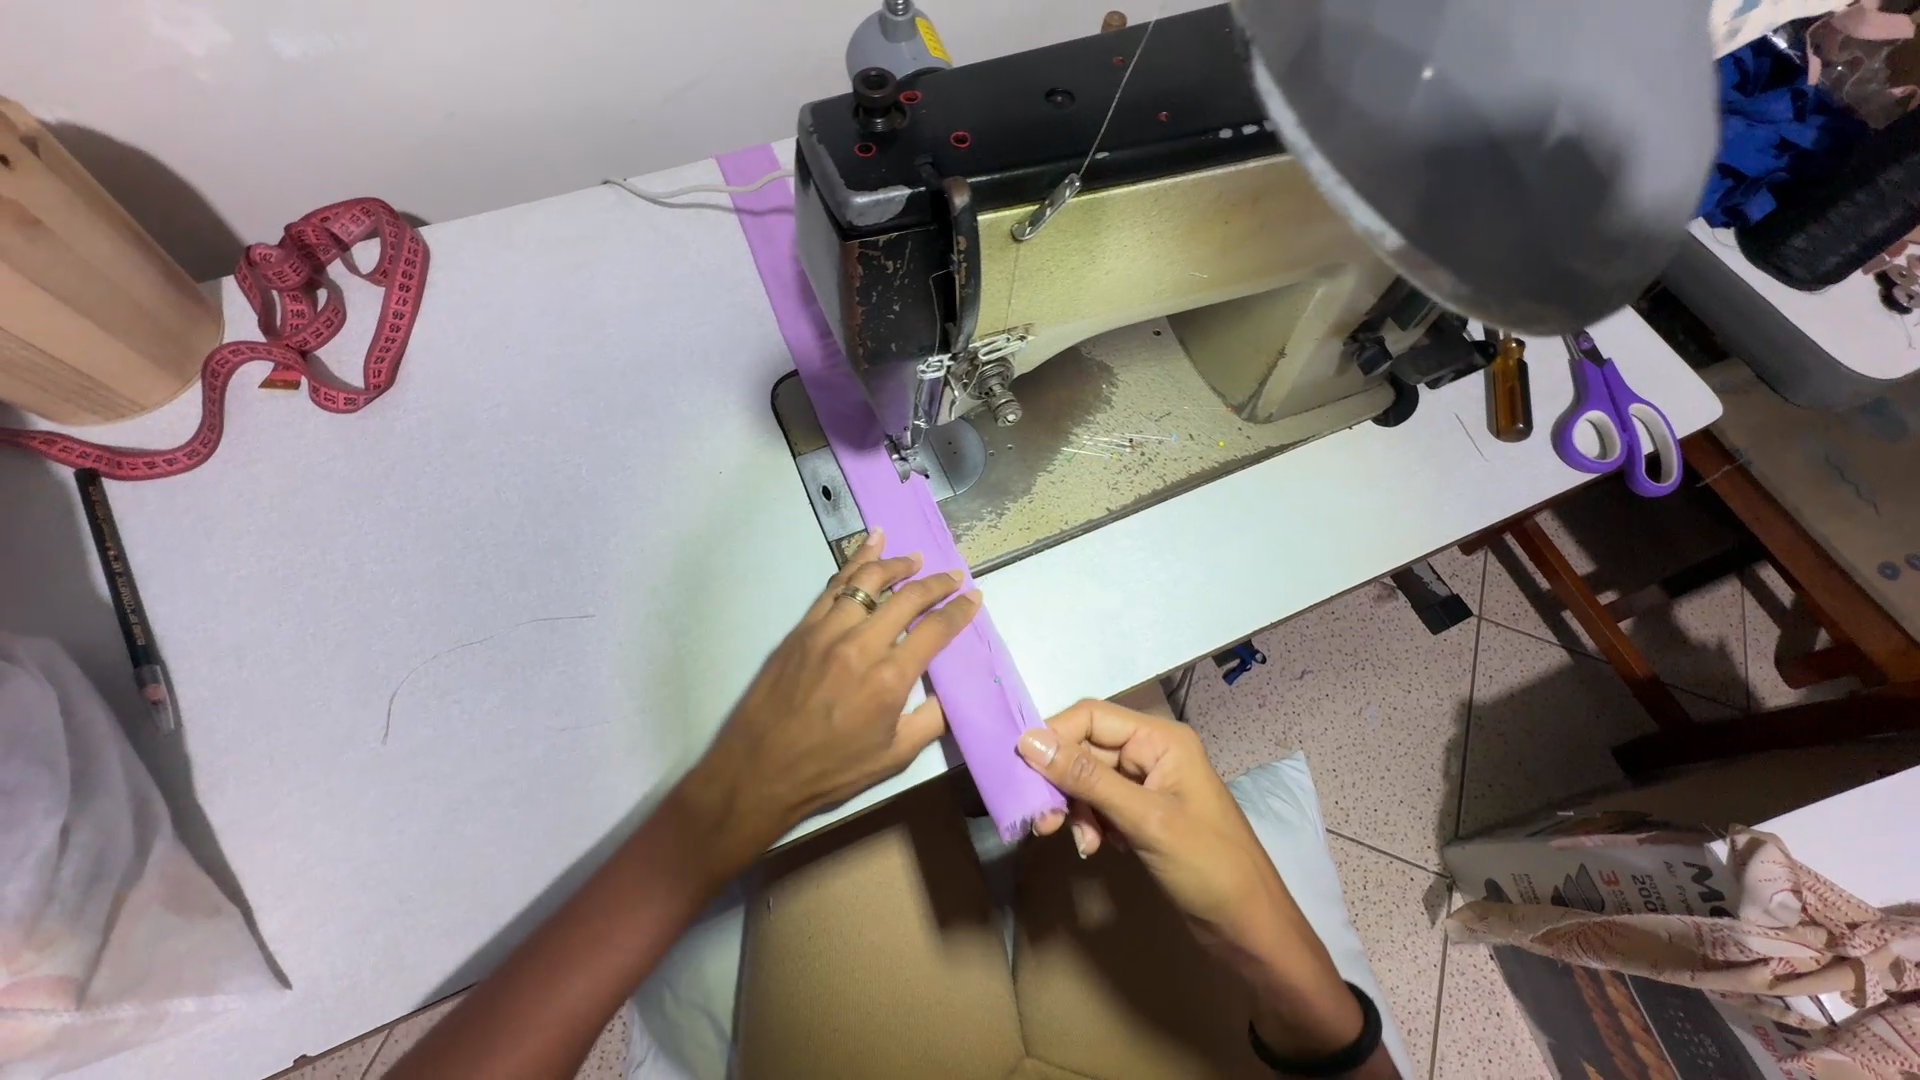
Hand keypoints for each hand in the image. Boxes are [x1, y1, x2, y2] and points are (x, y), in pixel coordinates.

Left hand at [686, 530, 981, 853]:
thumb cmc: (831, 769)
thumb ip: (930, 720)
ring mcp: (827, 631)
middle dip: (937, 584)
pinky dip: (855, 562)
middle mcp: (861, 645)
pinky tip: (870, 547)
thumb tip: (951, 692)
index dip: (960, 611)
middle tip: (954, 576)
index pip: (935, 630)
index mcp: (890, 678)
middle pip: (908, 598)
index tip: (974, 598)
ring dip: (896, 565)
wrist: (759, 769)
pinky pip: (834, 587)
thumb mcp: (894, 756)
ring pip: (868, 582)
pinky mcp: (802, 628)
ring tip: (914, 559)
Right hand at [1016, 700, 1364, 1060]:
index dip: (1053, 736)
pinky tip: (1094, 848)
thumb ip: (1087, 778)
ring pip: (1088, 779)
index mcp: (1161, 738)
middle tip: (1043, 819)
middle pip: (1086, 748)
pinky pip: (1100, 805)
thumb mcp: (1144, 819)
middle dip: (1061, 782)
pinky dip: (1090, 823)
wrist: (1250, 930)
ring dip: (1075, 807)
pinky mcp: (1143, 814)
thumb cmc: (1208, 866)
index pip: (1091, 716)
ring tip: (1078, 841)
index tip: (1020, 768)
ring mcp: (1148, 784)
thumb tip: (1029, 742)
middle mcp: (1151, 752)